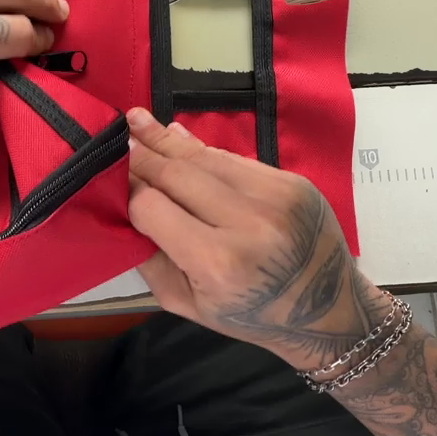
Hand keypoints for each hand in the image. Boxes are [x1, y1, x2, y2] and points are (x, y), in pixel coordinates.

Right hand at [126, 107, 390, 371]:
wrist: (329, 311)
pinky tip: (176, 135)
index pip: (151, 206)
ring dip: (165, 139)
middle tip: (111, 139)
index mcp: (217, 262)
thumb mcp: (185, 302)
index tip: (107, 178)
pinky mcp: (291, 181)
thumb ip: (149, 256)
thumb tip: (122, 206)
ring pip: (204, 157)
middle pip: (176, 173)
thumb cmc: (249, 315)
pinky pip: (232, 159)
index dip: (127, 190)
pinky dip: (202, 151)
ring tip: (136, 120)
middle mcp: (248, 222)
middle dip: (141, 155)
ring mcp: (274, 196)